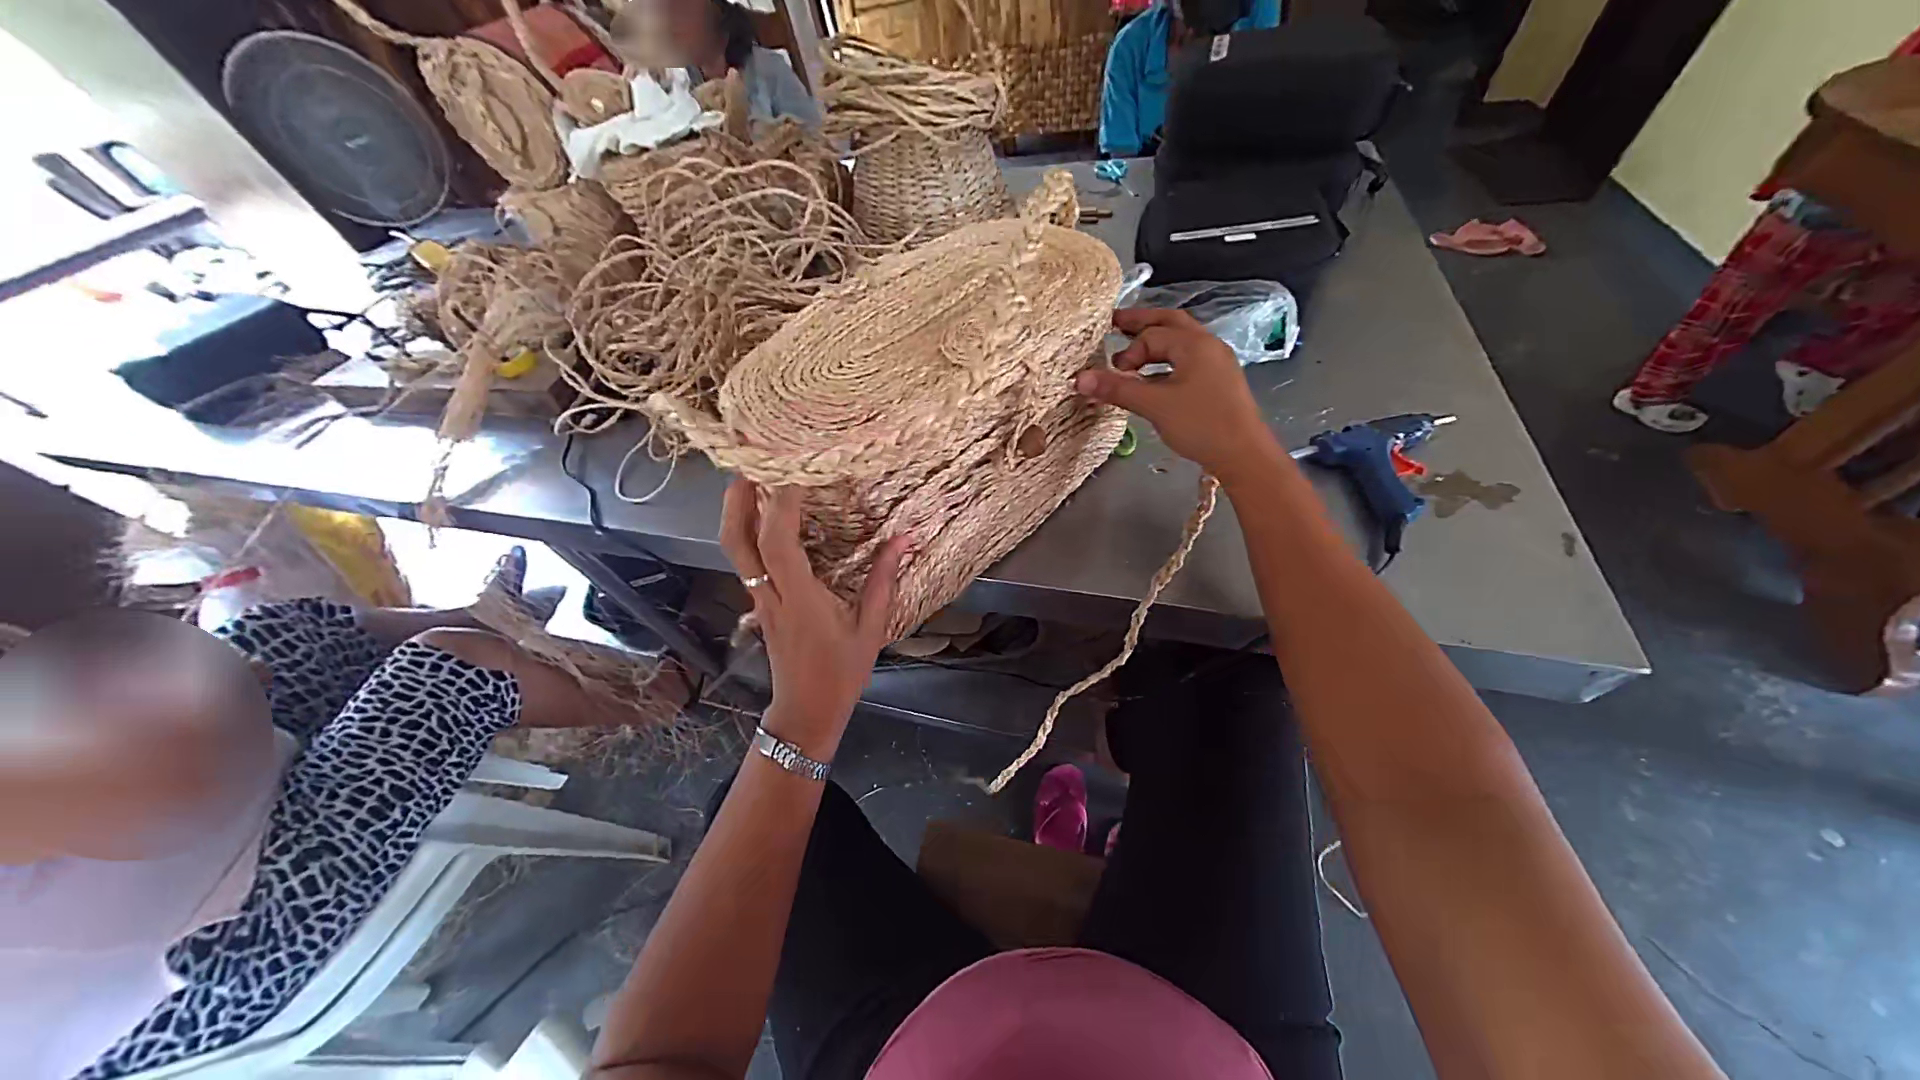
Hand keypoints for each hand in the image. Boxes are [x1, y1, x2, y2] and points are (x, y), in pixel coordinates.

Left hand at [719, 477, 909, 759]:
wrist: (806, 711)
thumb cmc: (841, 673)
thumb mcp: (872, 628)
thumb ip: (884, 581)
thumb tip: (905, 539)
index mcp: (799, 599)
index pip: (778, 544)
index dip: (780, 504)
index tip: (794, 470)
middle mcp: (771, 593)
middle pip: (737, 540)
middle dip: (738, 497)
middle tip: (751, 462)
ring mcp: (759, 598)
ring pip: (735, 548)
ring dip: (737, 510)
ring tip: (752, 478)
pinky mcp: (759, 602)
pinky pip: (746, 559)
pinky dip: (748, 529)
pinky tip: (765, 516)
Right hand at [1075, 308, 1287, 482]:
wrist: (1243, 454)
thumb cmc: (1201, 425)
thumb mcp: (1154, 406)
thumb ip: (1117, 389)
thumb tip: (1079, 379)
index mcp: (1194, 344)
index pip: (1151, 335)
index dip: (1128, 353)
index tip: (1115, 375)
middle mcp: (1208, 345)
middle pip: (1170, 323)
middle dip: (1141, 323)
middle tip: (1115, 323)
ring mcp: (1216, 362)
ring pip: (1180, 342)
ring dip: (1155, 343)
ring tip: (1131, 352)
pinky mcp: (1218, 381)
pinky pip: (1187, 360)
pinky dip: (1166, 361)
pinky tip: (1154, 379)